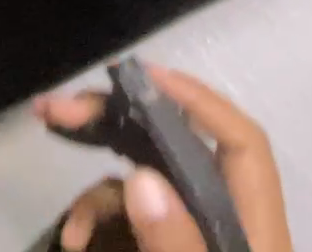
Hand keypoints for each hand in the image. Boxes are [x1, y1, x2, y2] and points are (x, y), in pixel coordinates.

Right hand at [34, 66, 292, 251]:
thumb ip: (178, 250)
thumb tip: (141, 178)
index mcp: (254, 235)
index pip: (241, 147)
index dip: (198, 102)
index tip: (139, 78)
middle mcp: (222, 224)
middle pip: (175, 148)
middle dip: (114, 122)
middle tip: (57, 109)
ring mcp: (188, 238)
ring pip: (139, 180)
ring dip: (92, 184)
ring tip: (64, 212)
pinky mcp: (159, 250)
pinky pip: (123, 216)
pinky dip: (92, 219)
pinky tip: (74, 244)